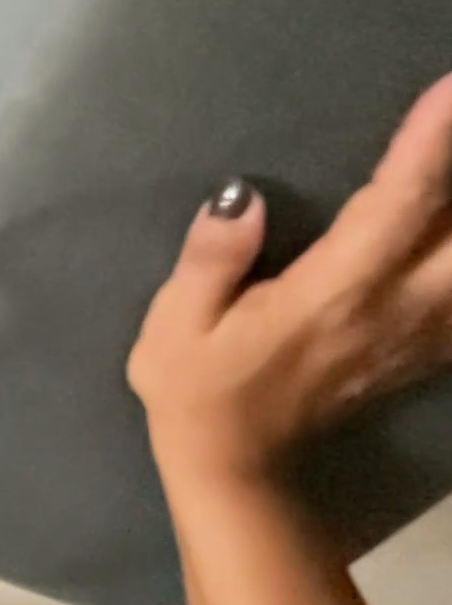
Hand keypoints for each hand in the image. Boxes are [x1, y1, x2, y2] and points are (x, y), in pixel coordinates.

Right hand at [129, 74, 451, 486]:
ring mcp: (424, 329)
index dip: (430, 144)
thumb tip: (240, 196)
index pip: (396, 206)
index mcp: (332, 295)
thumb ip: (212, 260)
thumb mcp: (177, 324)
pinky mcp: (426, 344)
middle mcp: (399, 307)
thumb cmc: (192, 386)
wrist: (236, 460)